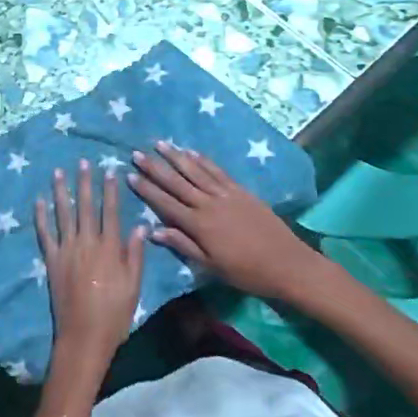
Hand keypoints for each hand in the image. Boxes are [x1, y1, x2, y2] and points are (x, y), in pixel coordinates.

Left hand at [36, 162, 145, 369]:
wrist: (84, 336)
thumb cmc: (115, 314)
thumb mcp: (134, 286)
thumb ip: (135, 255)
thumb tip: (140, 226)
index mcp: (109, 248)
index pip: (110, 211)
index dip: (109, 190)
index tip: (109, 171)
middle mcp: (87, 243)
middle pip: (85, 206)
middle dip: (85, 183)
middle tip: (83, 162)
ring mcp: (66, 250)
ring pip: (63, 214)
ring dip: (61, 191)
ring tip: (59, 172)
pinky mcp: (51, 261)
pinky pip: (44, 234)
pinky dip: (41, 217)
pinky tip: (39, 202)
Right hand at [129, 141, 326, 300]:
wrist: (287, 263)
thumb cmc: (247, 272)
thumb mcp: (211, 266)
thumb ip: (183, 245)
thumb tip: (153, 231)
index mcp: (199, 225)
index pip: (166, 203)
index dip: (147, 189)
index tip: (130, 175)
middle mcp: (208, 204)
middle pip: (177, 182)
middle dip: (155, 167)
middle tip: (137, 153)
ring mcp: (225, 194)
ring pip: (195, 171)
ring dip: (176, 157)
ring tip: (159, 144)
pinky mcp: (240, 191)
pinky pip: (217, 171)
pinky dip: (203, 160)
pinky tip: (191, 152)